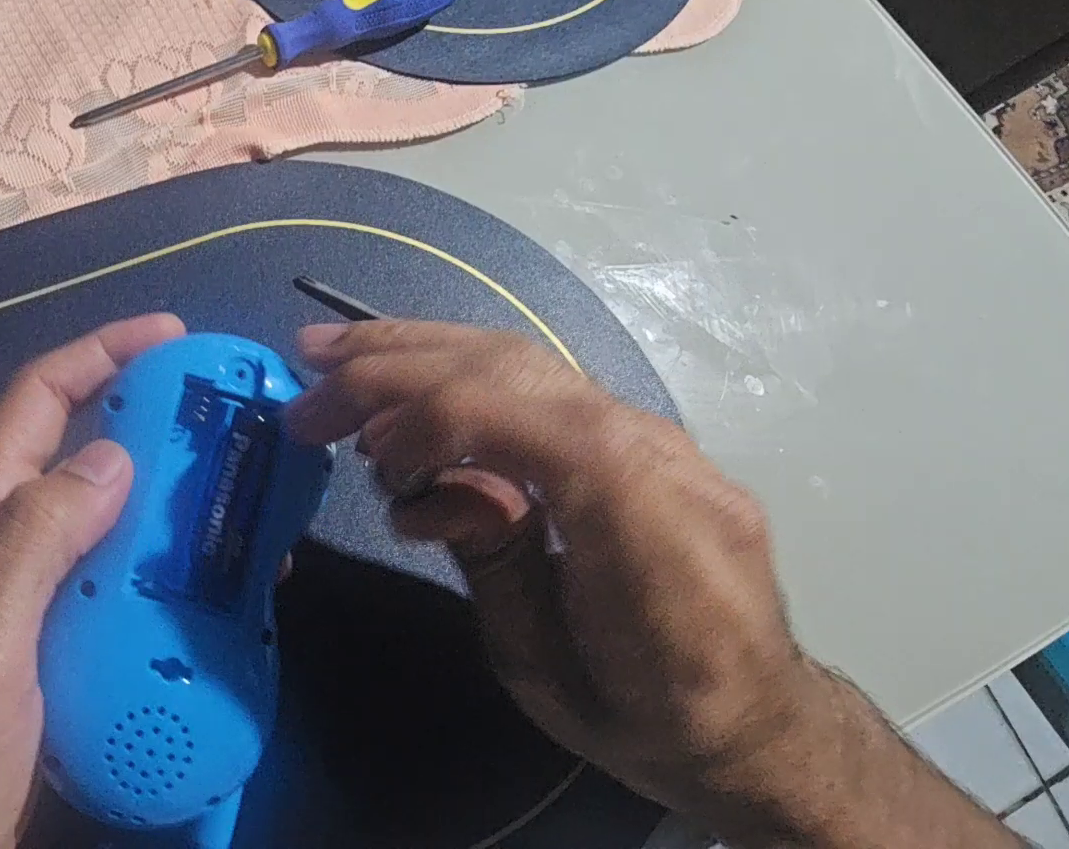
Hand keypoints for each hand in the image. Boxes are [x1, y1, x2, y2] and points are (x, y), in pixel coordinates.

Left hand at [0, 313, 186, 848]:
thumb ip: (31, 541)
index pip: (35, 400)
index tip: (171, 336)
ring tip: (239, 506)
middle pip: (80, 450)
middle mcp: (1, 544)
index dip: (99, 353)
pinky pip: (120, 583)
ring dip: (170, 498)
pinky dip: (167, 568)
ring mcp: (31, 598)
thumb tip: (111, 456)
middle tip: (226, 427)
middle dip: (151, 421)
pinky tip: (212, 587)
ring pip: (108, 517)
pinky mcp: (58, 647)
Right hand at [285, 320, 1015, 848]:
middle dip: (398, 368)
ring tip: (334, 354)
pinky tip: (400, 372)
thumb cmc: (650, 720)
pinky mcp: (630, 430)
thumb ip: (494, 564)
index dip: (438, 420)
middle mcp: (660, 460)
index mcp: (654, 537)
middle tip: (308, 375)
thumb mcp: (550, 673)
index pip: (541, 427)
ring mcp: (652, 434)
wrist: (760, 721)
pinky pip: (530, 379)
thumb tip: (433, 489)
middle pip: (516, 372)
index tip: (364, 453)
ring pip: (519, 357)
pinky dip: (451, 367)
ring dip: (415, 348)